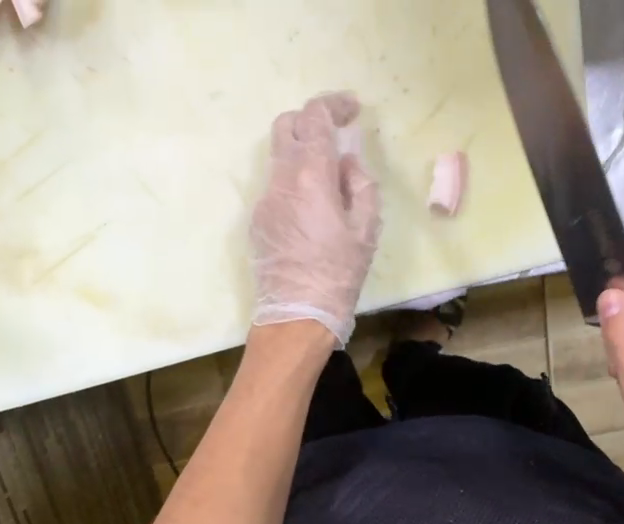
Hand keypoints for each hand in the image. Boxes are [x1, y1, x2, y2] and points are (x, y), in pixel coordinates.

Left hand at [250, 92, 381, 345]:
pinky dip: (294, 186)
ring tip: (328, 184)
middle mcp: (280, 181)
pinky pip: (276, 191)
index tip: (352, 111)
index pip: (315, 117)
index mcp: (310, 175)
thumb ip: (359, 185)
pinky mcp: (257, 224)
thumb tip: (346, 164)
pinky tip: (312, 214)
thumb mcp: (366, 229)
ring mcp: (264, 202)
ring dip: (302, 158)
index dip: (334, 105)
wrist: (296, 318)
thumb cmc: (338, 276)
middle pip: (286, 127)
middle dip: (310, 123)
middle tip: (335, 137)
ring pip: (279, 160)